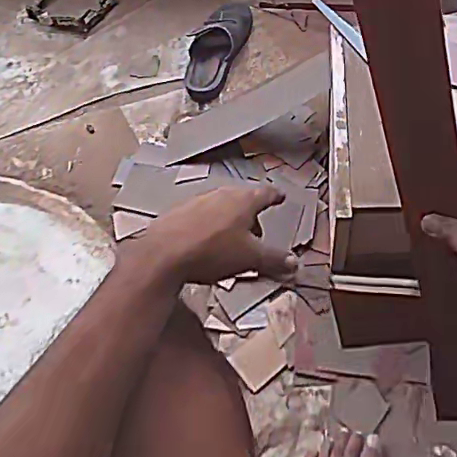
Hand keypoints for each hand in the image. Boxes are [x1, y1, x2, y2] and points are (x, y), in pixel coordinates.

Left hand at [126, 185, 297, 286]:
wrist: (162, 255)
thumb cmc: (210, 250)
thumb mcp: (250, 259)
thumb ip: (274, 259)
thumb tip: (294, 263)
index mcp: (242, 200)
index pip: (265, 194)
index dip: (275, 196)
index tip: (280, 196)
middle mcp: (220, 194)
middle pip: (242, 200)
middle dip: (250, 215)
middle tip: (256, 231)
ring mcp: (196, 201)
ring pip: (219, 208)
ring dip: (227, 221)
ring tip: (230, 242)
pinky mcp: (177, 213)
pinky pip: (199, 218)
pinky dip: (207, 227)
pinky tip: (204, 244)